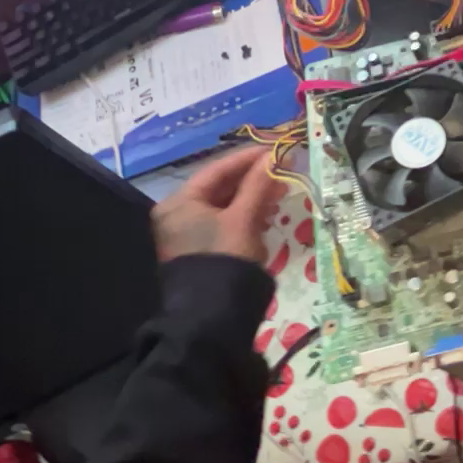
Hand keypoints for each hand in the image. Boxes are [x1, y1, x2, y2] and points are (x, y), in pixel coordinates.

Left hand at [151, 145, 287, 262]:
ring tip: (281, 191)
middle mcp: (179, 214)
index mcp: (179, 203)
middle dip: (254, 179)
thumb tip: (274, 157)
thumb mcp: (244, 218)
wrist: (215, 313)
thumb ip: (258, 185)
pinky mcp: (205, 249)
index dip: (247, 158)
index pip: (217, 170)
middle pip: (221, 187)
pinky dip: (248, 214)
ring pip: (226, 204)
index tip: (274, 150)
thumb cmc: (226, 257)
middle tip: (283, 170)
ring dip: (254, 196)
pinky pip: (227, 221)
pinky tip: (269, 212)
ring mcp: (191, 233)